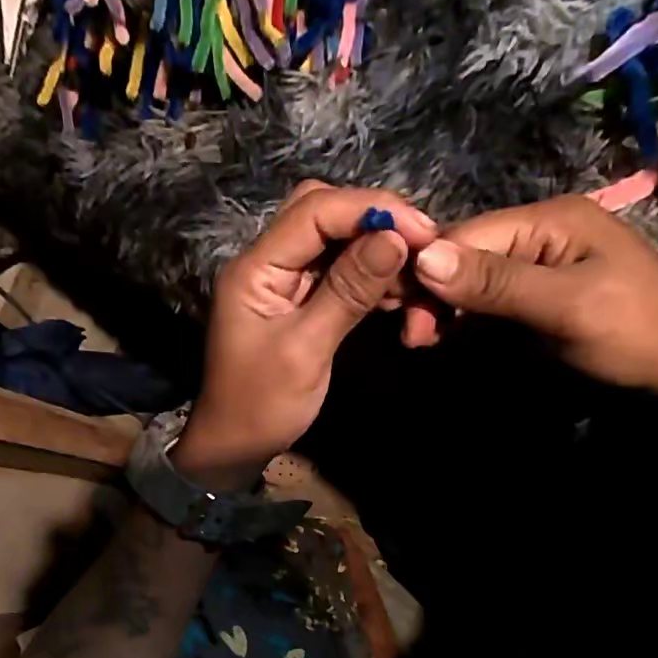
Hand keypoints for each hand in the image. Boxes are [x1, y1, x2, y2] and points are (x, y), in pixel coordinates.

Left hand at [174, 182, 438, 482]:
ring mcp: (283, 281)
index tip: (422, 233)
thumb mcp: (306, 350)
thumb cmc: (261, 405)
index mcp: (256, 268)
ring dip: (378, 253)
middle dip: (375, 223)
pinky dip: (370, 277)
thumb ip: (348, 291)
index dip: (371, 211)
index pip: (314, 211)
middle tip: (421, 249)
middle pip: (324, 213)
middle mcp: (268, 262)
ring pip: (335, 241)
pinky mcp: (300, 301)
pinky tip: (398, 297)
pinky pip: (339, 272)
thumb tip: (395, 239)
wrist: (234, 446)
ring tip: (416, 281)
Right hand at [405, 195, 657, 389]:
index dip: (427, 270)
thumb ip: (496, 282)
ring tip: (425, 341)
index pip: (464, 235)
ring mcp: (535, 261)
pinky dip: (461, 317)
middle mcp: (535, 231)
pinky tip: (446, 336)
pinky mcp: (534, 291)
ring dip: (442, 308)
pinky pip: (484, 297)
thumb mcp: (564, 306)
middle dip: (432, 292)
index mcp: (546, 218)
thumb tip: (422, 257)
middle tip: (415, 338)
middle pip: (462, 254)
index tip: (402, 315)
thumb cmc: (634, 330)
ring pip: (467, 278)